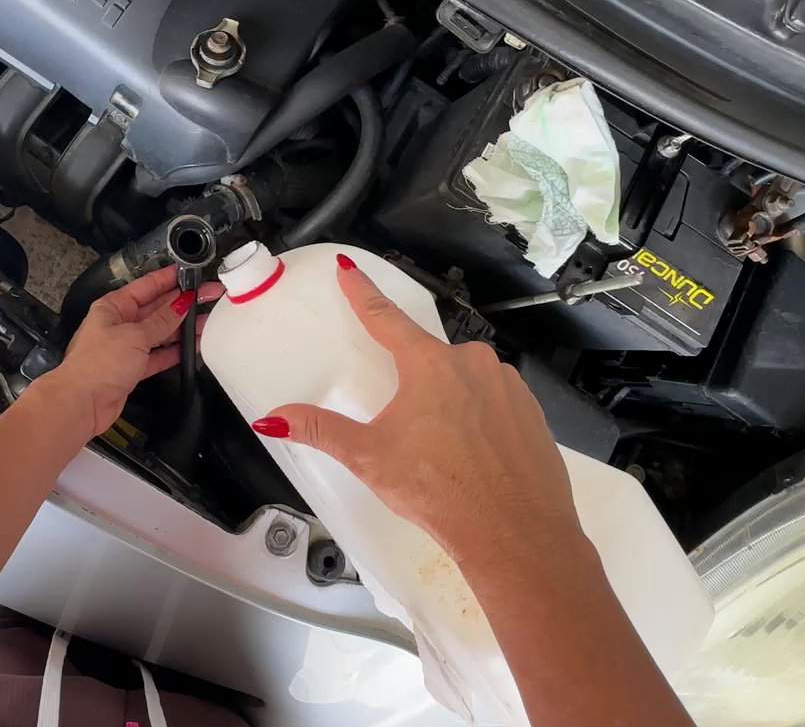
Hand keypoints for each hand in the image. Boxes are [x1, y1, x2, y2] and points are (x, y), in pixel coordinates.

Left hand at [34, 265, 221, 439]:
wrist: (81, 403)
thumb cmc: (98, 363)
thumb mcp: (135, 335)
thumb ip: (162, 320)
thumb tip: (182, 303)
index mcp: (113, 307)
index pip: (146, 286)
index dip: (169, 278)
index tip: (189, 272)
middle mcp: (119, 323)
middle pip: (156, 308)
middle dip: (182, 302)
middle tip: (208, 295)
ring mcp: (126, 346)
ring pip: (160, 332)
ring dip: (182, 327)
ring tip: (207, 320)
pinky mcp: (132, 368)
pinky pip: (158, 354)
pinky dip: (174, 351)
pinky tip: (192, 346)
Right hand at [259, 257, 583, 565]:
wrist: (517, 537)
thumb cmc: (437, 491)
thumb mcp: (369, 458)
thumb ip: (320, 430)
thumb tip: (271, 416)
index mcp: (428, 364)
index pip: (384, 317)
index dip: (362, 292)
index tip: (349, 268)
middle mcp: (471, 362)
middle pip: (427, 358)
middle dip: (413, 382)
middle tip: (408, 427)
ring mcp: (508, 385)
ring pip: (463, 379)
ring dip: (448, 400)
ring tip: (443, 450)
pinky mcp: (533, 411)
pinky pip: (495, 400)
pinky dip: (480, 417)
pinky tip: (476, 454)